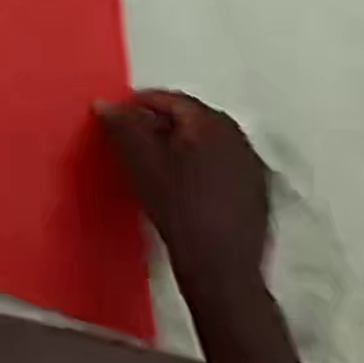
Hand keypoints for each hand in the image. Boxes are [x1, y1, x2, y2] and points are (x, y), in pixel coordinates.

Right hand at [96, 90, 272, 288]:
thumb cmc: (176, 202)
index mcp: (213, 125)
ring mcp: (254, 168)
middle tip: (133, 133)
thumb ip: (121, 124)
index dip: (139, 102)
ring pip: (209, 139)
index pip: (171, 98)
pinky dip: (199, 159)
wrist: (219, 263)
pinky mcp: (258, 193)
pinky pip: (222, 161)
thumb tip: (105, 103)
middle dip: (161, 119)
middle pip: (193, 116)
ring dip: (180, 139)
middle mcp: (240, 140)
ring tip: (154, 155)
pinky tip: (181, 178)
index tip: (117, 115)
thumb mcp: (138, 158)